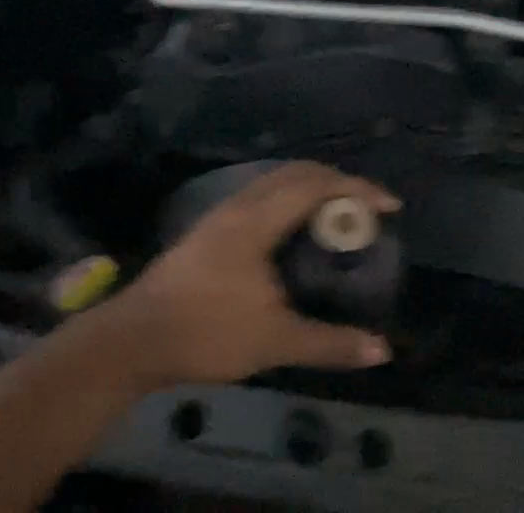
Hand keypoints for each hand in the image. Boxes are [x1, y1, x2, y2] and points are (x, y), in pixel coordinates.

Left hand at [93, 162, 398, 386]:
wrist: (133, 339)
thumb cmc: (206, 332)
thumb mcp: (274, 341)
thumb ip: (329, 343)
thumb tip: (381, 350)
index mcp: (256, 221)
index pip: (315, 186)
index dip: (356, 188)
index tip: (390, 205)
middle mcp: (239, 206)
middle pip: (295, 173)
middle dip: (337, 181)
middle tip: (367, 207)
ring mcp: (220, 216)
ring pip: (274, 182)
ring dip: (311, 188)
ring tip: (338, 214)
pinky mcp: (209, 231)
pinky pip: (260, 196)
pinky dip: (290, 199)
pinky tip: (294, 231)